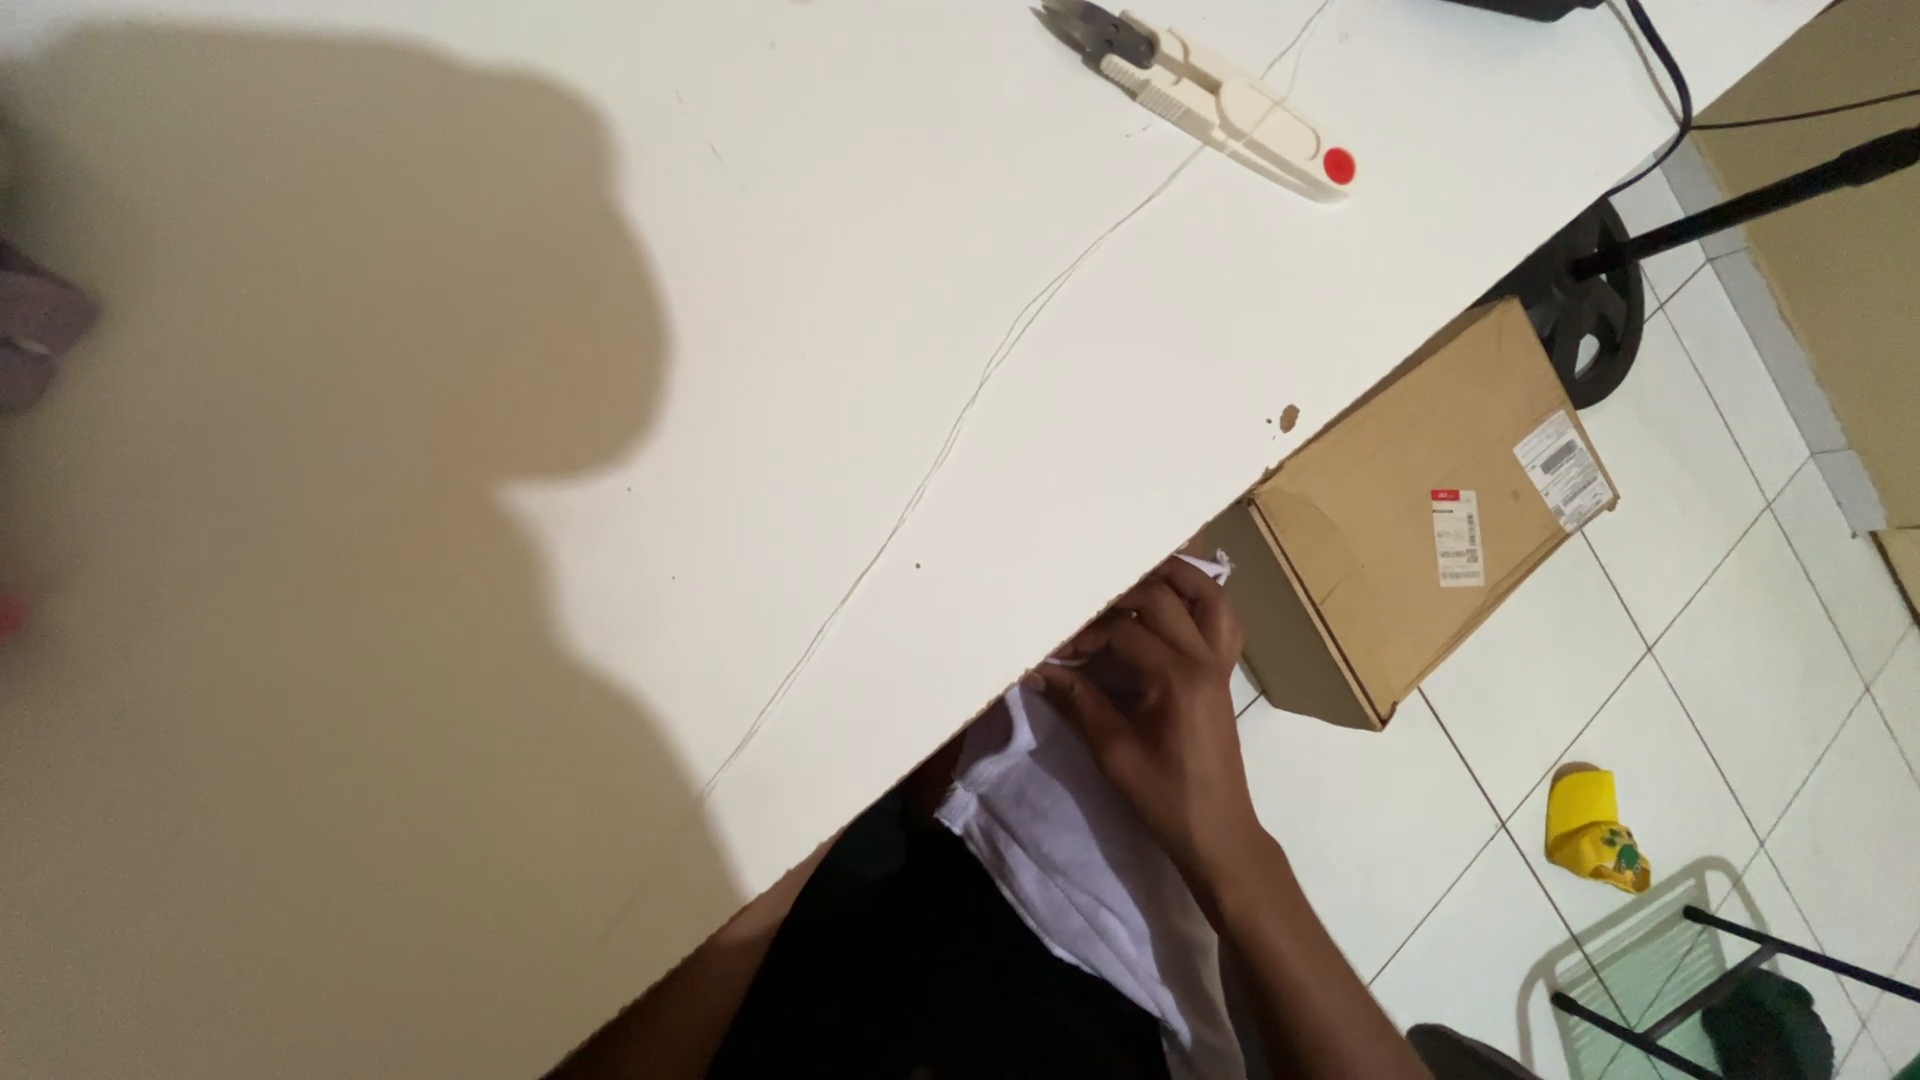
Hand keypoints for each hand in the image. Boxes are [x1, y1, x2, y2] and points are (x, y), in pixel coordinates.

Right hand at [1032, 556, 1264, 889]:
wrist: (1217, 831)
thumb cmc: (1164, 796)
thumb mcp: (1113, 751)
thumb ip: (1078, 700)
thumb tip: (1037, 668)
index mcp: (1177, 678)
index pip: (1123, 631)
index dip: (1085, 634)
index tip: (1056, 650)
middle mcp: (1204, 659)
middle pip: (1161, 598)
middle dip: (1116, 598)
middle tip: (1083, 614)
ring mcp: (1220, 663)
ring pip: (1207, 597)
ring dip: (1173, 578)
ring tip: (1134, 573)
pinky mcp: (1223, 673)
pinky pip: (1222, 621)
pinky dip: (1200, 601)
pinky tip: (1172, 602)